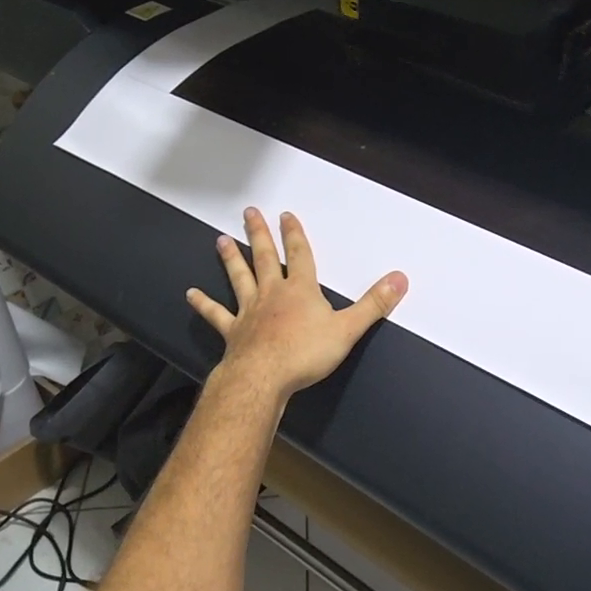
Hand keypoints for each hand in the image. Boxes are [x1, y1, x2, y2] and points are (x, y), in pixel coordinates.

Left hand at [186, 208, 407, 398]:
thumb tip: (399, 279)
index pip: (300, 256)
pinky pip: (216, 314)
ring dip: (231, 259)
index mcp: (300, 291)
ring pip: (239, 279)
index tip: (287, 216)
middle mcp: (272, 294)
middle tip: (249, 213)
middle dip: (260, 235)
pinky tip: (191, 294)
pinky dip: (203, 304)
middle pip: (265, 258)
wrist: (264, 377)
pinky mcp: (233, 332)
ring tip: (221, 240)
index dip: (295, 236)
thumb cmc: (306, 353)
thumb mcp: (348, 329)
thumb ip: (373, 305)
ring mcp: (249, 312)